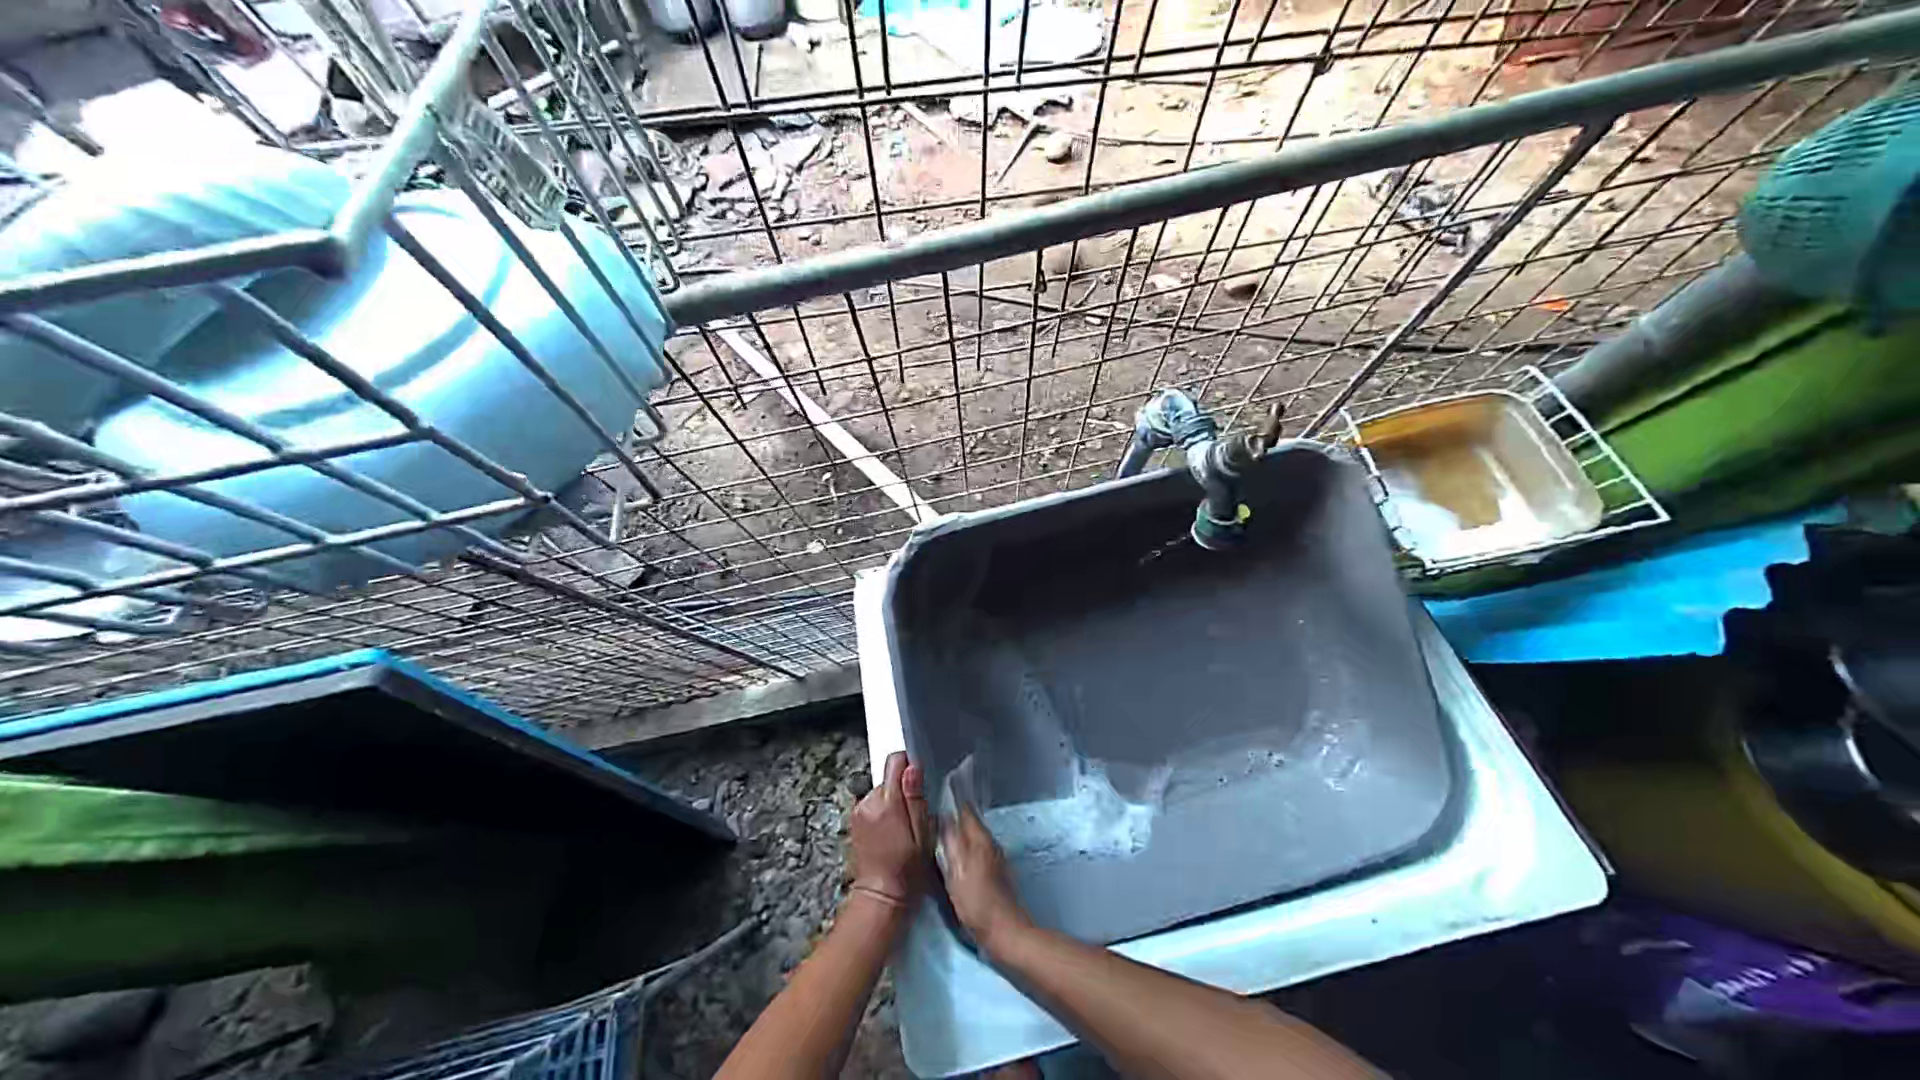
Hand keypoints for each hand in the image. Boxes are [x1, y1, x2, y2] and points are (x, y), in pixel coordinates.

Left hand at [849, 751, 930, 906]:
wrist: (881, 894)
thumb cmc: (907, 868)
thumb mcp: (922, 833)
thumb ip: (915, 797)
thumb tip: (911, 767)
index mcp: (886, 802)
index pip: (895, 762)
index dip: (909, 768)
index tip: (917, 784)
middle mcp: (867, 802)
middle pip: (888, 779)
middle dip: (901, 791)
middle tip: (912, 817)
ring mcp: (858, 811)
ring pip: (880, 792)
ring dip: (890, 803)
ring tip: (900, 828)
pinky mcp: (854, 820)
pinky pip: (871, 805)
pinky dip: (880, 813)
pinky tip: (889, 833)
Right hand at [938, 800, 1032, 954]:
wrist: (1005, 932)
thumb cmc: (977, 903)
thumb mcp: (956, 873)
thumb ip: (950, 843)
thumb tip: (942, 818)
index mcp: (980, 838)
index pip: (965, 809)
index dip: (950, 803)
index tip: (932, 801)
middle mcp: (990, 843)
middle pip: (969, 822)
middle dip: (952, 819)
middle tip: (930, 822)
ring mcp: (994, 857)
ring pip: (972, 837)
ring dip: (958, 835)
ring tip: (938, 839)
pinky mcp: (995, 872)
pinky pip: (976, 850)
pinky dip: (965, 849)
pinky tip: (953, 859)